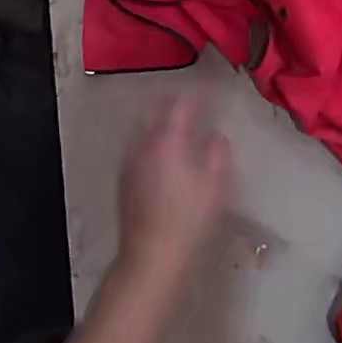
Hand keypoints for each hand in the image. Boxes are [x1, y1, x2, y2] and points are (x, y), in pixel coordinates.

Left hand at [118, 95, 233, 280]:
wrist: (150, 258)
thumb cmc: (187, 224)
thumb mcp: (215, 187)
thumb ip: (218, 154)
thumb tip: (217, 136)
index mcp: (169, 142)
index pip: (182, 104)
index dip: (197, 90)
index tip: (208, 84)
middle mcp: (144, 145)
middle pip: (156, 108)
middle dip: (173, 97)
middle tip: (190, 95)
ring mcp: (130, 160)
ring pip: (143, 124)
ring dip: (159, 114)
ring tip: (176, 115)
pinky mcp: (124, 177)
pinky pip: (136, 142)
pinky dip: (149, 134)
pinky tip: (161, 146)